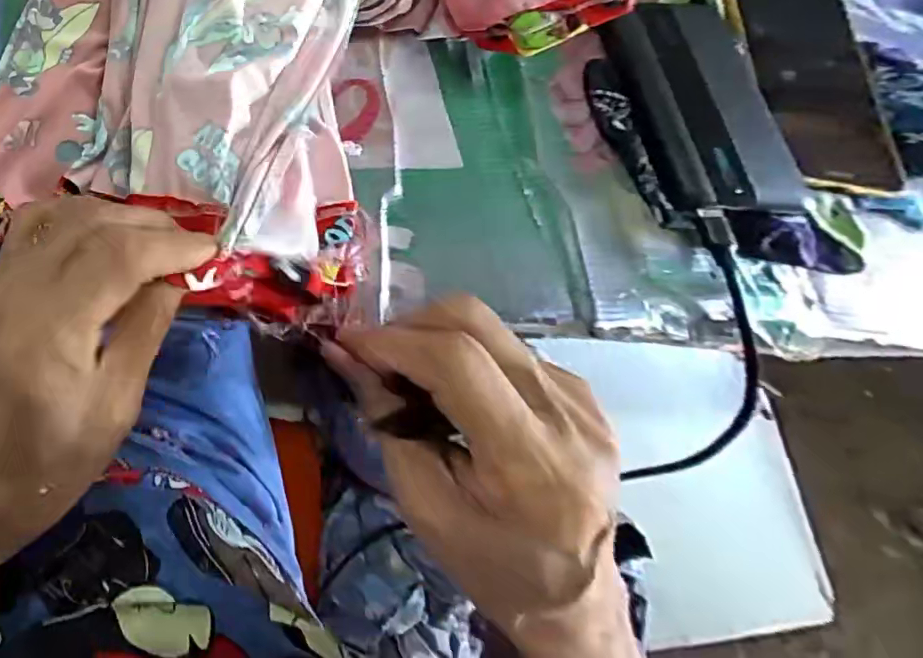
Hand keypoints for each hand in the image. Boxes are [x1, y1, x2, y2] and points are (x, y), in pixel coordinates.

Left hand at [0, 196, 214, 605]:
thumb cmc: (57, 457)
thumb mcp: (118, 404)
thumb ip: (146, 327)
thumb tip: (177, 274)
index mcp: (51, 328)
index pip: (116, 255)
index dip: (168, 244)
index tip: (210, 249)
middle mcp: (18, 288)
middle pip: (90, 224)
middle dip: (147, 224)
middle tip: (188, 240)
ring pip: (62, 214)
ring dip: (114, 214)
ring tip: (154, 234)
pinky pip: (34, 224)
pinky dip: (75, 217)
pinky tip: (102, 232)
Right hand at [321, 295, 637, 656]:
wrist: (575, 601)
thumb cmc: (488, 560)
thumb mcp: (420, 500)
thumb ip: (383, 419)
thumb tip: (340, 352)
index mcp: (531, 460)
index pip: (455, 360)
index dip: (390, 341)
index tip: (347, 347)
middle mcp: (566, 417)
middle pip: (471, 321)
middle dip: (407, 326)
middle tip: (376, 357)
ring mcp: (581, 402)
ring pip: (485, 324)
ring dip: (431, 336)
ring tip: (409, 374)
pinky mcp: (582, 395)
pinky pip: (504, 344)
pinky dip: (462, 352)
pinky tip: (454, 390)